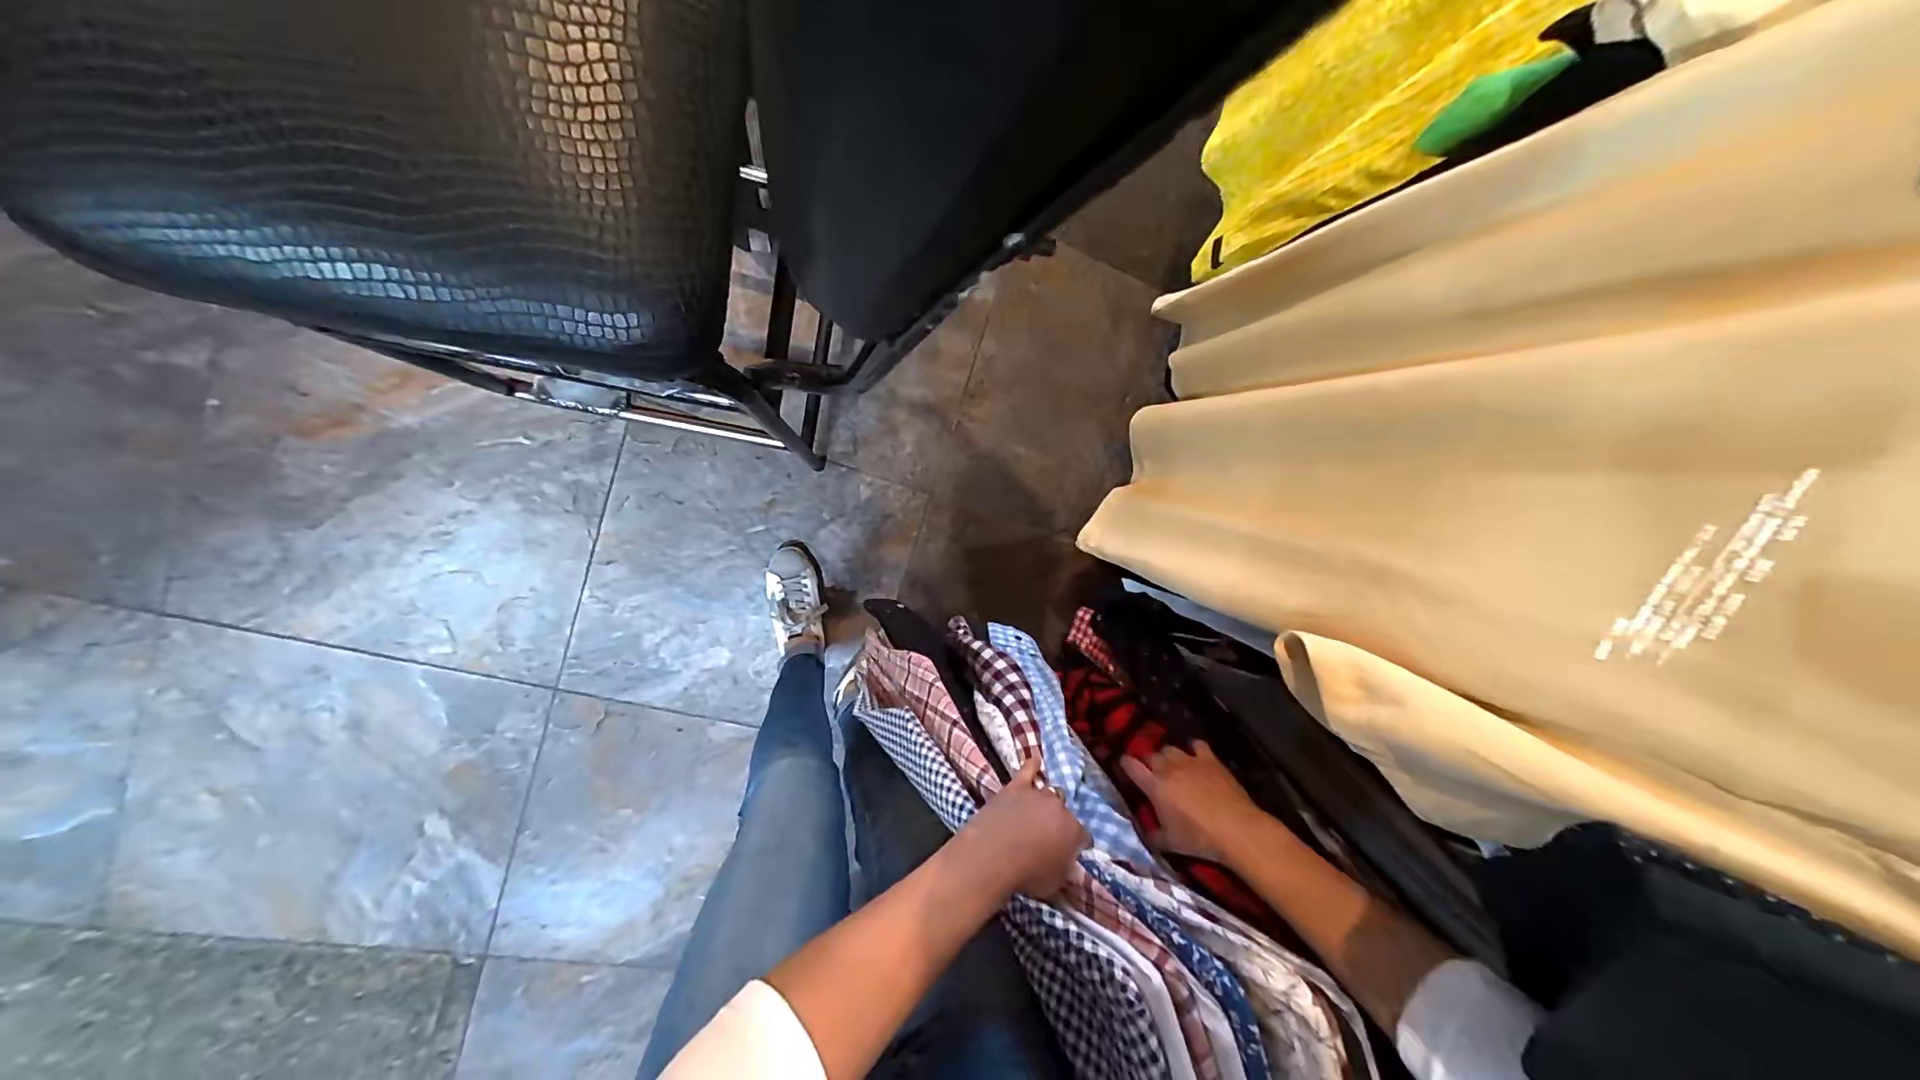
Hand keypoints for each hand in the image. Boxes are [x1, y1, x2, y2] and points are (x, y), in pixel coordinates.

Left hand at [951, 758, 1087, 898]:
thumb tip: (1070, 868)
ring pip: (1050, 791)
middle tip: (1048, 835)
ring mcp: (1037, 794)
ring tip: (1038, 812)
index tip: (1068, 853)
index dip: (1076, 844)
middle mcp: (1060, 808)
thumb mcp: (1055, 884)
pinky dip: (1032, 766)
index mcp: (1074, 832)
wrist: (992, 855)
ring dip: (1046, 802)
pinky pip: (1028, 769)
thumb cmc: (1026, 875)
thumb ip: (1065, 871)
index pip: (1084, 836)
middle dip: (1060, 821)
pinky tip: (1035, 761)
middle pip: (1066, 811)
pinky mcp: (1016, 787)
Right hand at [1122, 742, 1265, 862]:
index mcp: (1154, 786)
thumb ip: (1152, 835)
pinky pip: (1197, 745)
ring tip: (1173, 766)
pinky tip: (1196, 758)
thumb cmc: (1199, 838)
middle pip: (1150, 755)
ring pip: (1170, 748)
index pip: (1131, 765)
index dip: (1125, 764)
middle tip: (1153, 774)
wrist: (1236, 828)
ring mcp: (1189, 760)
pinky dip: (1194, 749)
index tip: (1124, 766)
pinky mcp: (1210, 759)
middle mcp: (1168, 768)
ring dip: (1169, 756)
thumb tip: (1143, 833)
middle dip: (1148, 762)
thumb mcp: (1170, 843)